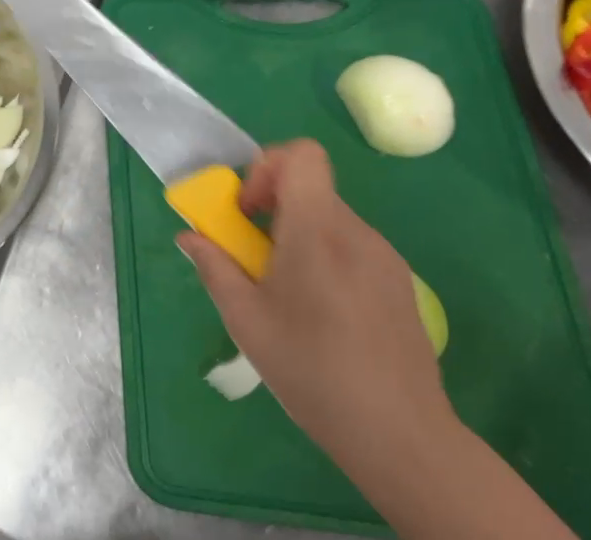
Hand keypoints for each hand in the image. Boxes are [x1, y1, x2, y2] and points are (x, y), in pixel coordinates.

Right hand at [177, 139, 450, 464]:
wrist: (400, 434)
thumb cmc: (311, 370)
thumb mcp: (245, 319)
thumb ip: (215, 267)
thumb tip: (191, 236)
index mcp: (317, 232)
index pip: (302, 156)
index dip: (266, 167)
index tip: (247, 210)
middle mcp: (357, 233)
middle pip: (310, 189)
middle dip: (272, 209)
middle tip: (252, 257)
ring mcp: (385, 259)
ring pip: (330, 221)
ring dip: (297, 237)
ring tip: (283, 293)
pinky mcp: (400, 284)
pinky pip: (351, 249)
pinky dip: (324, 259)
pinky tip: (318, 313)